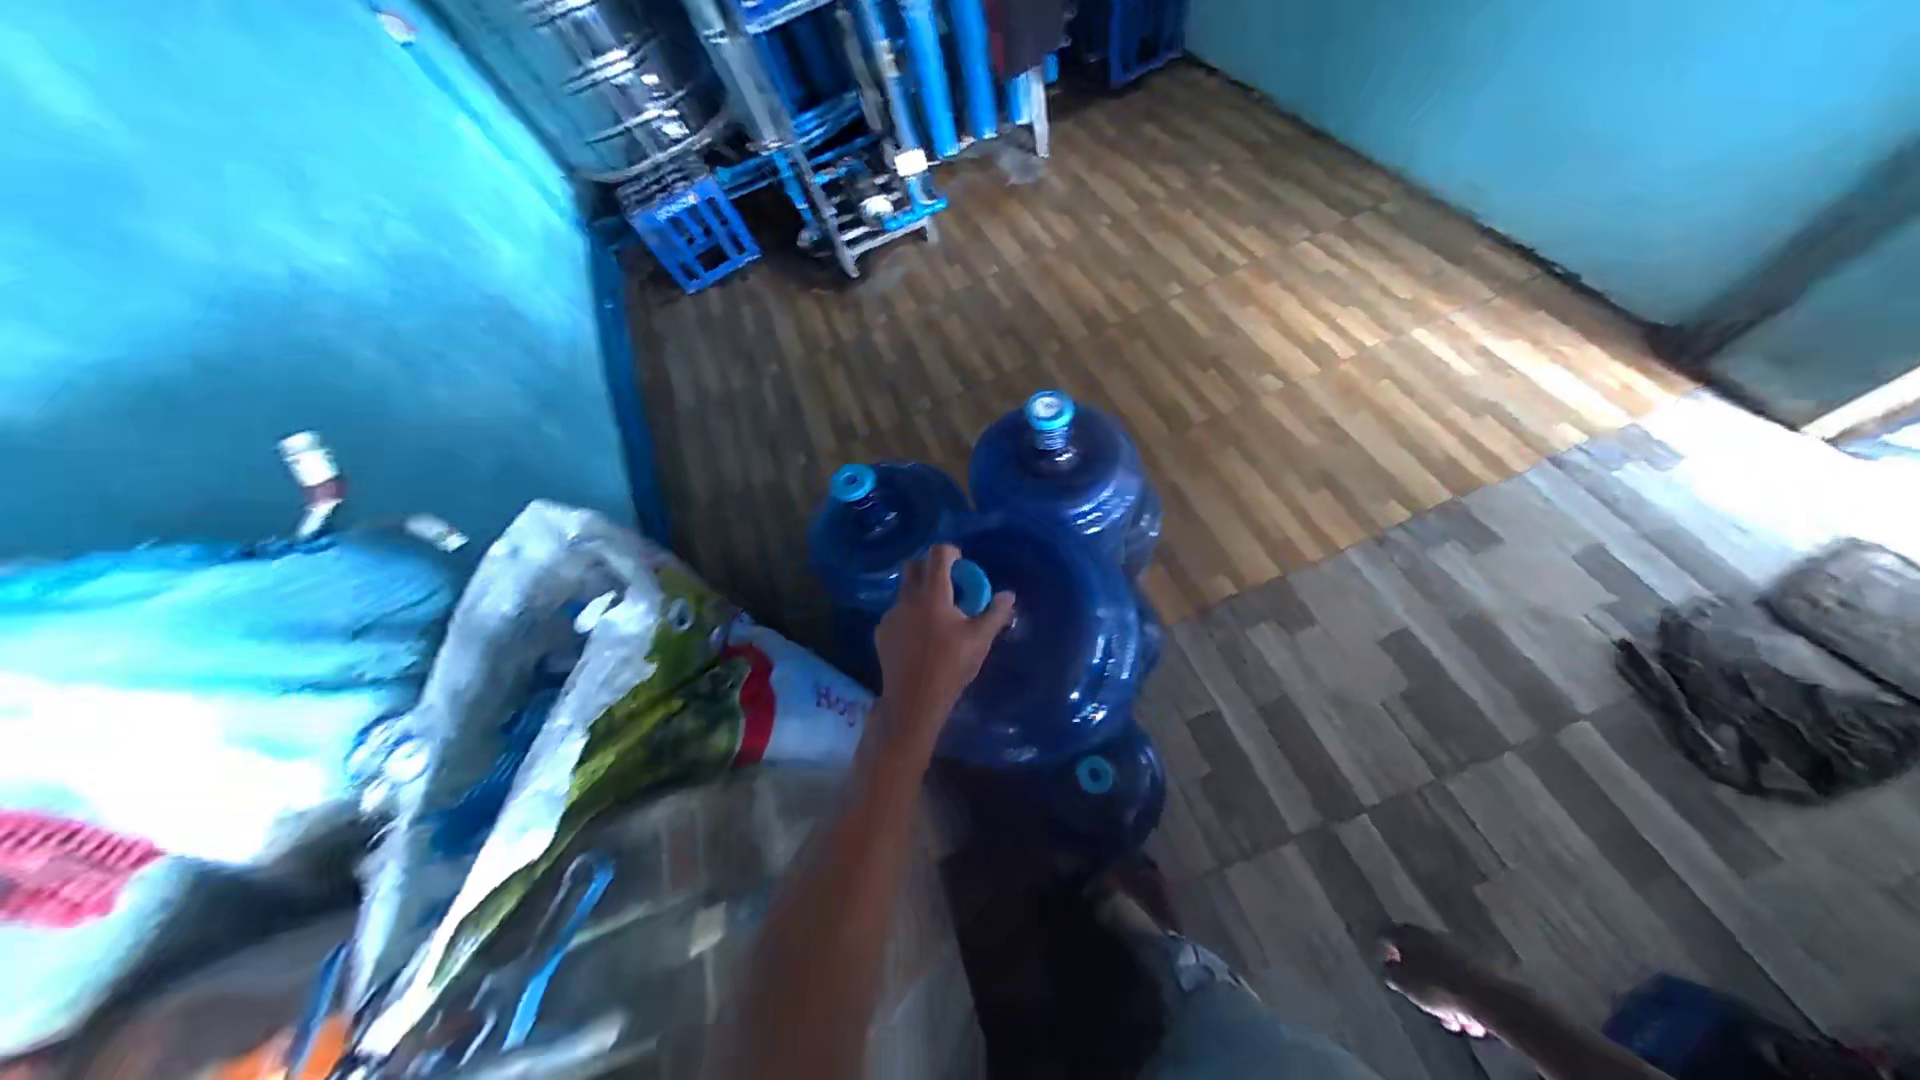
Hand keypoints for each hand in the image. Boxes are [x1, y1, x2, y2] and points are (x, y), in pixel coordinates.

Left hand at [873, 545, 1014, 751]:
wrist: (914, 700)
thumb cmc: (951, 666)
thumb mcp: (980, 639)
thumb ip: (995, 613)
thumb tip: (1009, 595)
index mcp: (933, 593)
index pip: (938, 554)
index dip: (951, 552)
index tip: (961, 563)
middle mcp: (907, 598)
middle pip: (914, 566)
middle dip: (931, 568)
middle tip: (949, 586)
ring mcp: (890, 615)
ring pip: (904, 591)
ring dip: (919, 593)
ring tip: (936, 617)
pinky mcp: (881, 632)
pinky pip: (896, 613)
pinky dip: (908, 616)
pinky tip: (919, 639)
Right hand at [1381, 924, 1499, 1037]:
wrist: (1490, 997)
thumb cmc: (1436, 986)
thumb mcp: (1402, 982)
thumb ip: (1390, 973)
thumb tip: (1389, 968)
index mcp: (1410, 933)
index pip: (1388, 935)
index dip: (1385, 953)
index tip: (1392, 973)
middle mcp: (1433, 934)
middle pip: (1419, 957)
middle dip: (1421, 983)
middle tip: (1425, 1004)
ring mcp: (1460, 949)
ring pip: (1444, 973)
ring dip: (1445, 996)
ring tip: (1453, 1020)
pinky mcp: (1483, 967)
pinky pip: (1465, 982)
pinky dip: (1464, 998)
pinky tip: (1469, 1019)